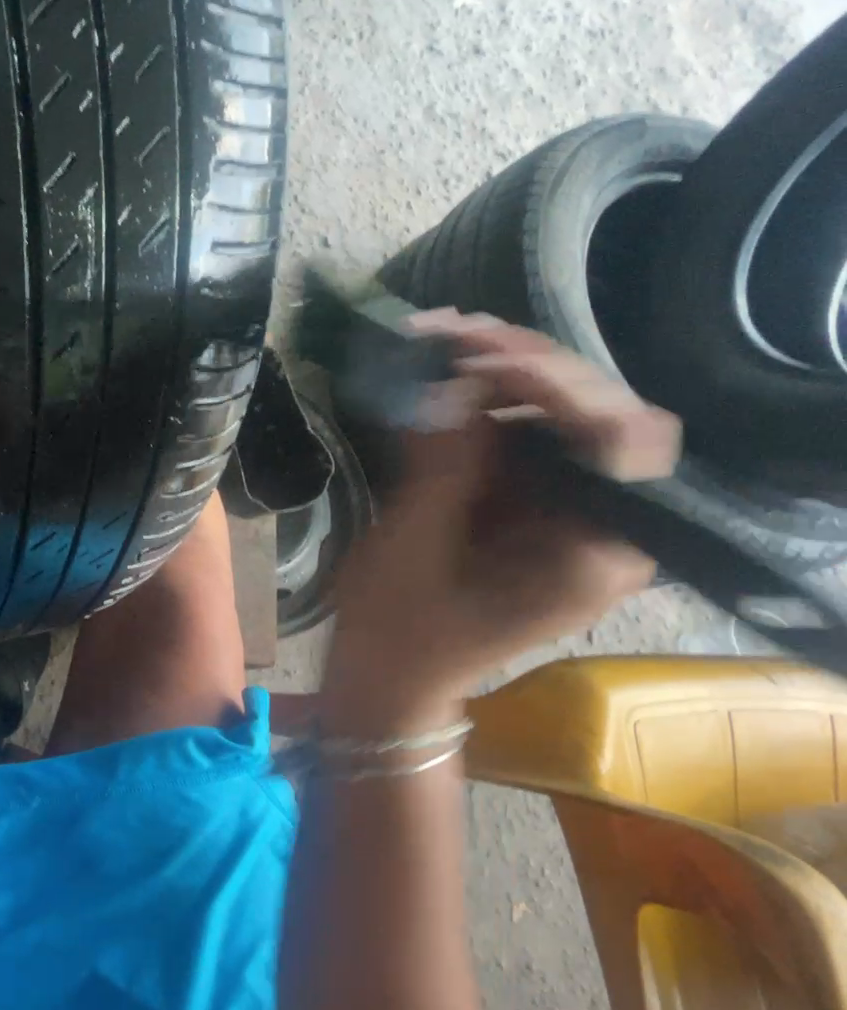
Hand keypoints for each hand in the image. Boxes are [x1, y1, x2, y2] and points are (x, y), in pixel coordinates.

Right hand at [321, 312, 680, 731]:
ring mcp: (566, 509)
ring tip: (439, 337)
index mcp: (596, 551)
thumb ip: (439, 468)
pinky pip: (523, 436)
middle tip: (450, 332)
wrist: (389, 677)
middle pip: (600, 417)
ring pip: (563, 417)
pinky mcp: (529, 502)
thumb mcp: (409, 550)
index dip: (560, 390)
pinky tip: (443, 370)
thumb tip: (447, 387)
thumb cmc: (399, 630)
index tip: (479, 361)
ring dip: (506, 372)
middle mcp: (603, 523)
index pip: (621, 446)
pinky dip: (484, 400)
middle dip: (530, 367)